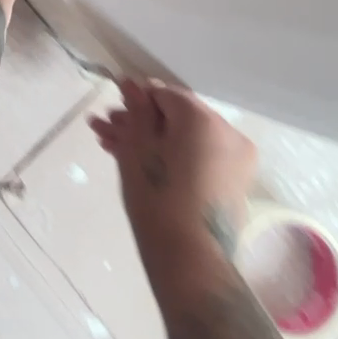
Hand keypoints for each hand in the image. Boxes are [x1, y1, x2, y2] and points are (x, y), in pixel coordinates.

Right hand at [91, 80, 257, 256]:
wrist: (188, 255)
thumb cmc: (156, 192)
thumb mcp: (137, 143)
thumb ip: (137, 109)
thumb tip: (132, 83)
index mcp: (206, 120)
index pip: (165, 94)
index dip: (136, 98)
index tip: (111, 108)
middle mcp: (228, 134)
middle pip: (174, 117)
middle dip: (137, 120)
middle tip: (104, 126)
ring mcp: (234, 161)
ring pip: (181, 138)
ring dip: (146, 137)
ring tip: (108, 142)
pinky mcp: (230, 183)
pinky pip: (194, 156)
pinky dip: (167, 154)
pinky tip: (130, 157)